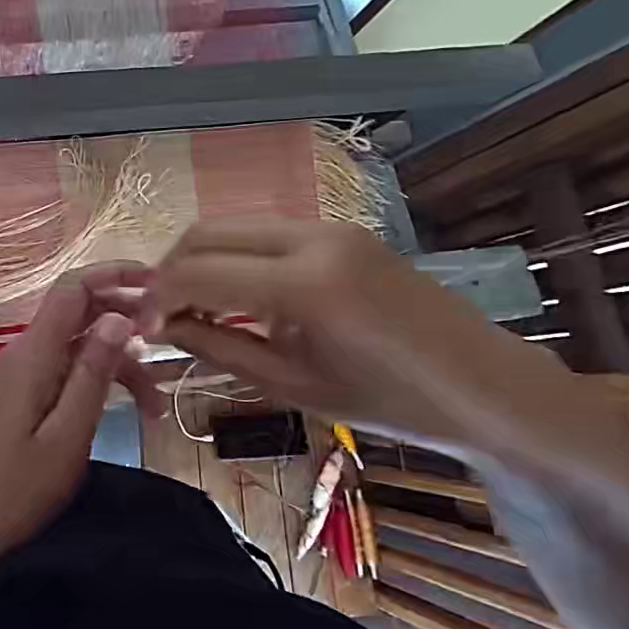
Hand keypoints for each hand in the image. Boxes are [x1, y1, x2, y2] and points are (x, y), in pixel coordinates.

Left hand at [0, 262, 160, 578]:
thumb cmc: (15, 489)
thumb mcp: (67, 435)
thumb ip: (93, 373)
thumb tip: (119, 316)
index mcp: (32, 355)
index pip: (72, 288)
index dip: (116, 275)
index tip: (163, 285)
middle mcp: (24, 353)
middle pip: (78, 312)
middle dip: (127, 319)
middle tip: (172, 341)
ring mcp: (21, 373)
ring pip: (77, 345)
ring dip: (118, 363)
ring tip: (156, 406)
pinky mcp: (21, 394)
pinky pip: (64, 370)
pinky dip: (97, 382)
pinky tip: (125, 410)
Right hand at [140, 220, 628, 463]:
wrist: (486, 386)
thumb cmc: (388, 402)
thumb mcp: (289, 384)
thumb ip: (216, 347)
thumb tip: (162, 326)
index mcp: (304, 286)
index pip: (197, 273)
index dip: (157, 299)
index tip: (142, 329)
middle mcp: (313, 239)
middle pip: (206, 232)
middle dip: (169, 270)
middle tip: (160, 314)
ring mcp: (330, 228)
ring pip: (232, 226)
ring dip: (199, 259)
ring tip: (192, 306)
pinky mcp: (340, 231)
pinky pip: (263, 233)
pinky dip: (232, 256)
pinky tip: (234, 294)